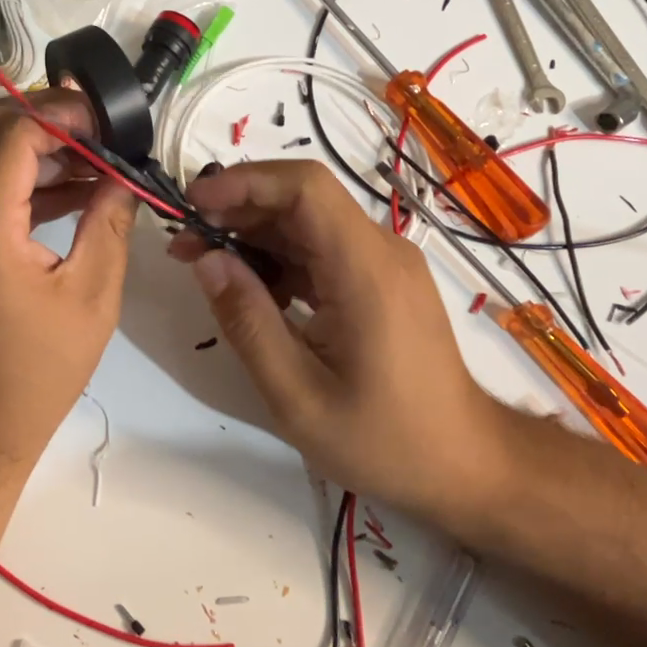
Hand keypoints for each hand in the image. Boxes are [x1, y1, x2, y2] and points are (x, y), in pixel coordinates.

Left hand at [0, 91, 136, 462]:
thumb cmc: (39, 370)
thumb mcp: (92, 295)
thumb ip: (109, 220)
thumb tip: (125, 171)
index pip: (13, 133)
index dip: (63, 114)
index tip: (109, 122)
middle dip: (47, 117)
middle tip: (102, 131)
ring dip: (35, 143)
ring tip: (96, 160)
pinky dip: (20, 174)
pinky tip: (72, 187)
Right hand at [168, 161, 508, 516]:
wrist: (464, 464)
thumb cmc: (383, 439)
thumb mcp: (297, 394)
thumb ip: (247, 322)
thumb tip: (206, 260)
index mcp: (365, 270)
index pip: (305, 188)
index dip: (244, 182)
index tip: (193, 206)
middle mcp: (380, 252)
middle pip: (302, 200)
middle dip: (237, 209)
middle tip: (182, 241)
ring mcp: (383, 265)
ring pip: (307, 224)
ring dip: (252, 234)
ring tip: (201, 262)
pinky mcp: (379, 282)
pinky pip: (321, 251)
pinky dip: (277, 258)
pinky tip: (245, 285)